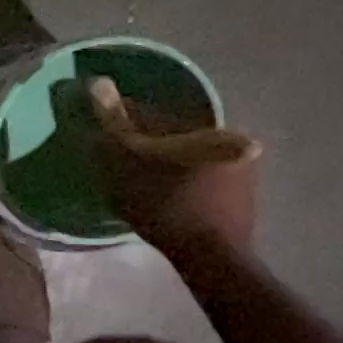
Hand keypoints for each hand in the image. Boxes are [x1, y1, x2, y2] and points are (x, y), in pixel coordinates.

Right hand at [90, 78, 260, 252]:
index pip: (158, 115)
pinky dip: (180, 182)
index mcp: (210, 131)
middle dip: (147, 143)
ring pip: (191, 158)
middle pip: (176, 136)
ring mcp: (244, 174)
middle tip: (119, 156)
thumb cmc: (167, 207)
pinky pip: (202, 179)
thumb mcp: (128, 166)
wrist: (212, 259)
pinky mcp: (243, 199)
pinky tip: (162, 197)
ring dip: (165, 163)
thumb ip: (113, 126)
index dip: (125, 119)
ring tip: (137, 178)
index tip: (104, 129)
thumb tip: (98, 84)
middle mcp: (235, 143)